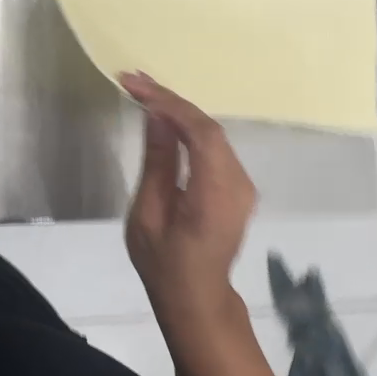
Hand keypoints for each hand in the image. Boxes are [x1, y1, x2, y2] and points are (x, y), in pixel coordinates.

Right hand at [121, 71, 256, 323]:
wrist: (195, 296)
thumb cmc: (163, 262)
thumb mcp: (148, 215)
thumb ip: (157, 164)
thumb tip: (156, 118)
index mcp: (215, 195)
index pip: (201, 133)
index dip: (169, 103)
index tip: (134, 85)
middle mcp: (239, 184)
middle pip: (209, 128)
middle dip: (170, 99)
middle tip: (133, 80)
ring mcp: (242, 184)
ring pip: (212, 133)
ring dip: (178, 110)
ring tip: (142, 90)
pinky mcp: (236, 185)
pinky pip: (213, 146)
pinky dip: (188, 127)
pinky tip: (163, 117)